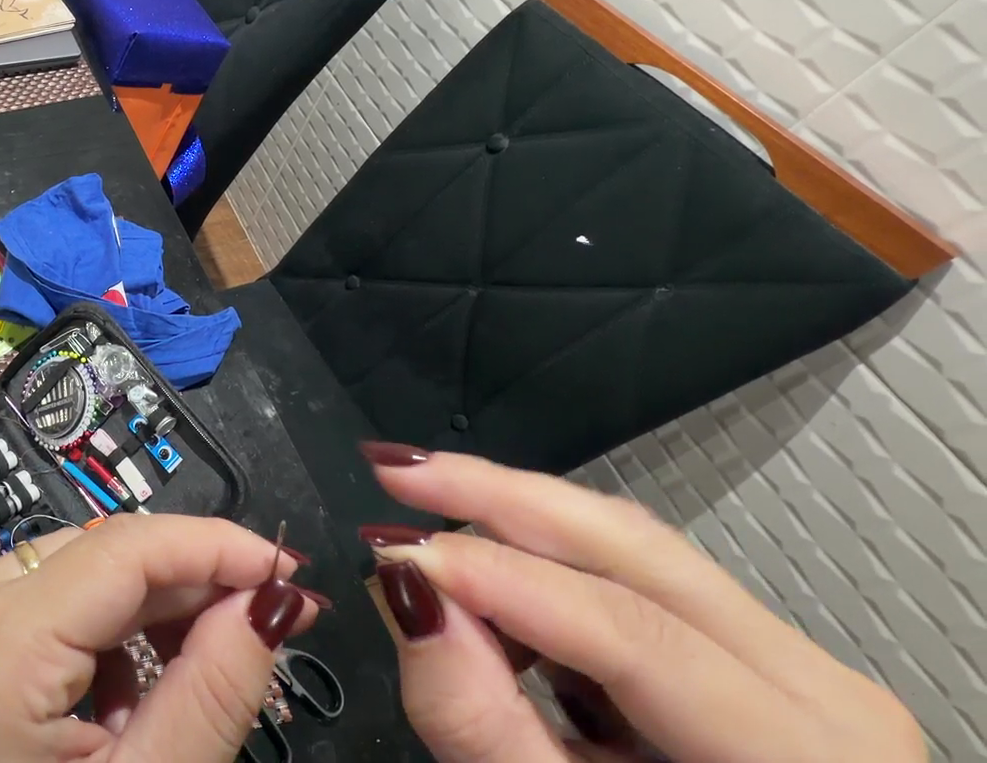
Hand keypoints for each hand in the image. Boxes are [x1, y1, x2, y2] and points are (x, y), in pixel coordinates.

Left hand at [0, 513, 325, 761]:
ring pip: (75, 571)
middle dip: (192, 581)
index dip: (215, 546)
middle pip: (99, 555)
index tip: (289, 571)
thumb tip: (271, 602)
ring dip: (150, 608)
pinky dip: (102, 631)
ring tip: (200, 671)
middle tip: (272, 616)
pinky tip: (131, 697)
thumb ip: (211, 690)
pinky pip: (44, 601)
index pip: (122, 550)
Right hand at [357, 444, 927, 761]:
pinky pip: (624, 568)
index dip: (501, 582)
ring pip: (625, 541)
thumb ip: (484, 725)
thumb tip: (408, 596)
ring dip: (506, 510)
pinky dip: (536, 552)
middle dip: (497, 495)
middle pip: (630, 546)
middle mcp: (812, 678)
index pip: (630, 628)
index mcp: (800, 747)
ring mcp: (783, 651)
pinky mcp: (742, 641)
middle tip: (392, 467)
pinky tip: (473, 565)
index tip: (391, 553)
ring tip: (412, 490)